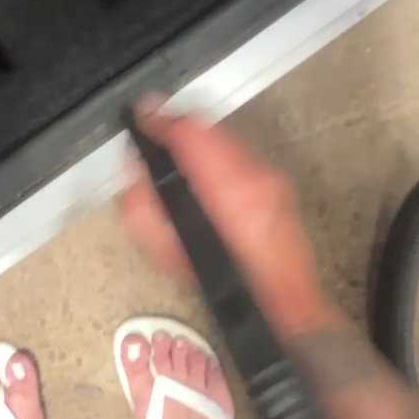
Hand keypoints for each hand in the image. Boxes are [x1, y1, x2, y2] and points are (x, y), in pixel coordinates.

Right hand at [119, 98, 340, 335]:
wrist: (283, 303)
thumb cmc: (226, 283)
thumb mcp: (171, 252)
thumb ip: (146, 206)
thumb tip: (135, 171)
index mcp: (224, 191)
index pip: (186, 133)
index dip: (158, 119)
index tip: (141, 114)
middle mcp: (251, 175)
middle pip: (205, 126)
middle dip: (176, 125)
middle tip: (154, 127)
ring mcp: (268, 177)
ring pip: (223, 135)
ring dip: (196, 136)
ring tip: (175, 141)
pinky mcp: (276, 181)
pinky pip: (238, 151)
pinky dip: (216, 150)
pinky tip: (205, 164)